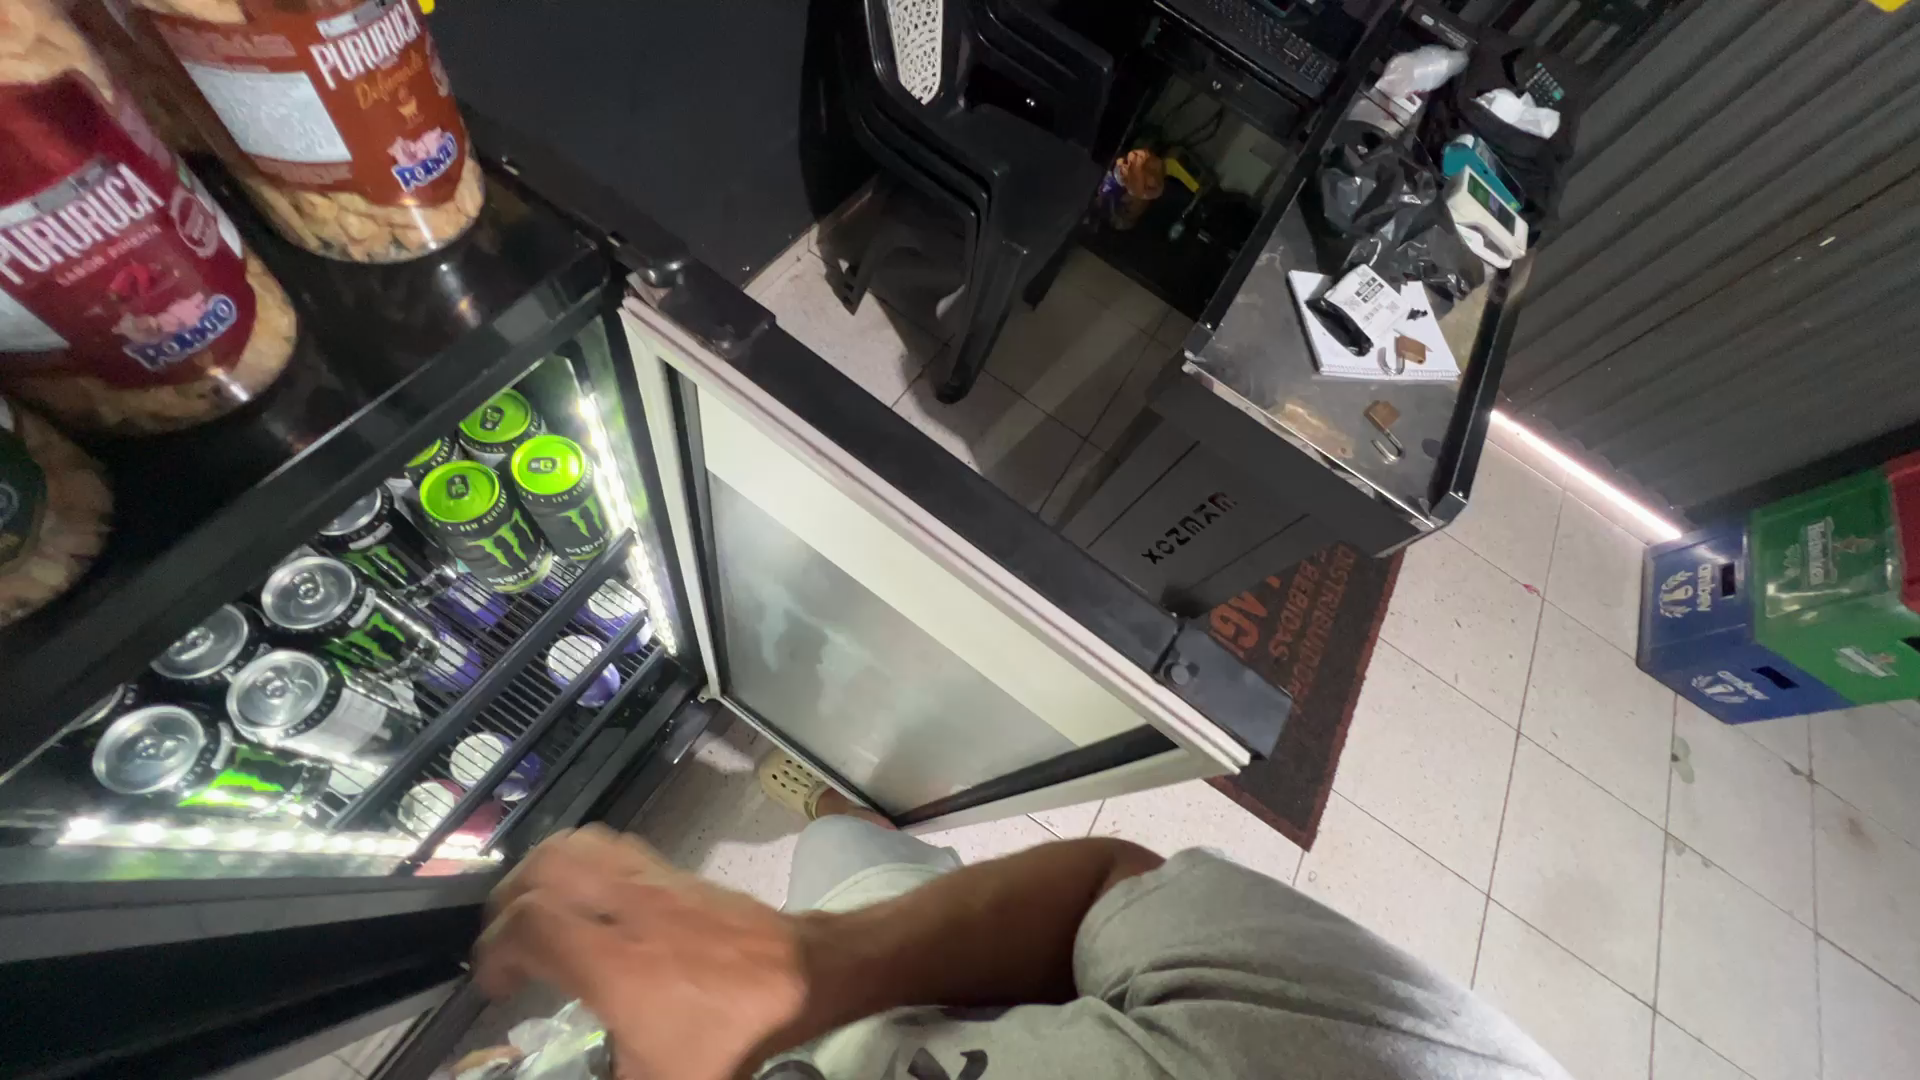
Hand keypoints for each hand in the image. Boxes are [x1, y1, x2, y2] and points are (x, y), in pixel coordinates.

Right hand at [474, 826, 810, 1079]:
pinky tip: (590, 902)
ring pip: (584, 843)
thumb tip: (585, 1068)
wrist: (799, 975)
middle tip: (506, 938)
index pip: (528, 923)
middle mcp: (630, 906)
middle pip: (548, 863)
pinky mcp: (678, 872)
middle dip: (509, 898)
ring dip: (546, 872)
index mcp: (614, 961)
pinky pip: (617, 848)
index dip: (492, 952)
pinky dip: (585, 863)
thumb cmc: (729, 1035)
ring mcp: (657, 880)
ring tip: (539, 912)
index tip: (494, 988)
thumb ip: (602, 1075)